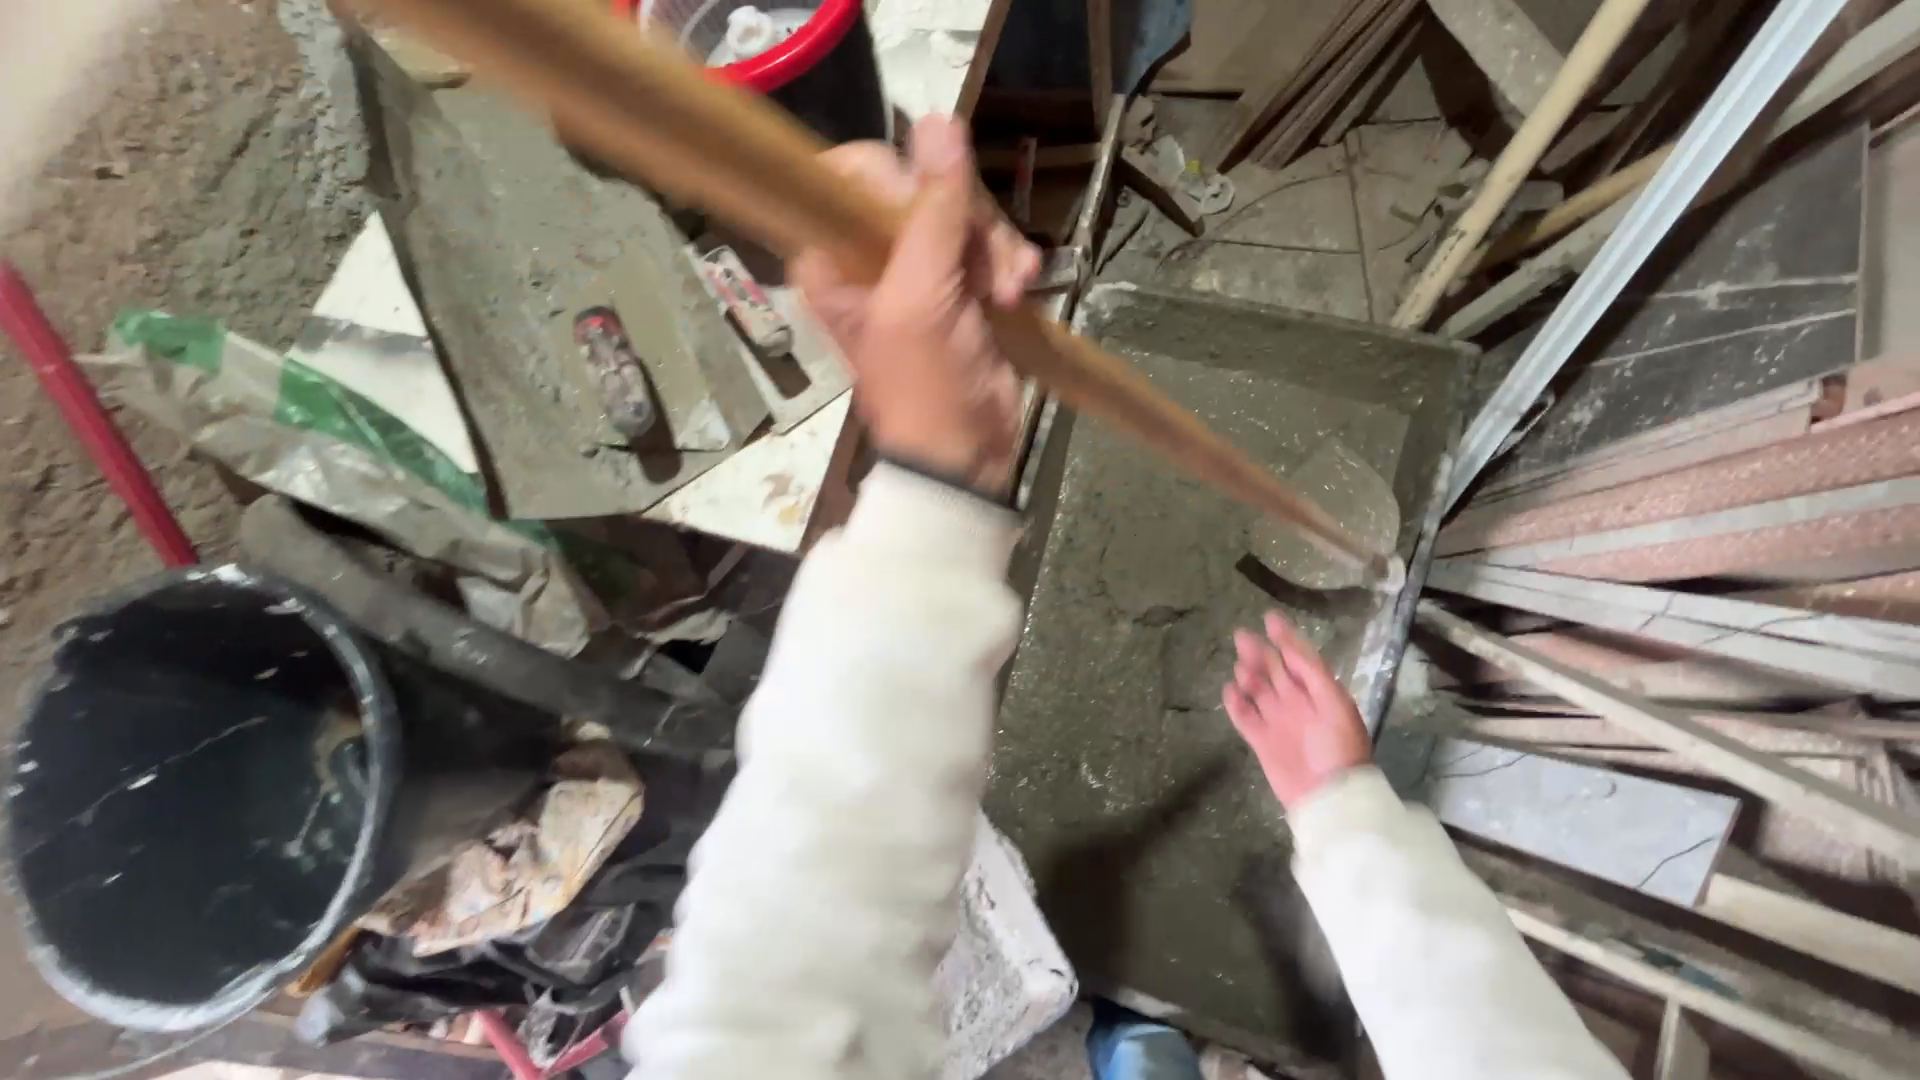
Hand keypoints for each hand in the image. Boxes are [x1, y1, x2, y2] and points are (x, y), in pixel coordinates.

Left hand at [790, 116, 1040, 493]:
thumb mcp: (920, 301)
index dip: (899, 180)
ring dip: (994, 246)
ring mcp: (919, 268)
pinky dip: (1008, 260)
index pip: (853, 172)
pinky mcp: (960, 284)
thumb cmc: (924, 387)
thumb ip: (931, 214)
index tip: (929, 215)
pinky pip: (986, 242)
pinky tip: (1021, 287)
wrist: (962, 453)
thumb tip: (940, 120)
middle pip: (920, 185)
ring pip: (961, 211)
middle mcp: (869, 253)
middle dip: (964, 222)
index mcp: (832, 255)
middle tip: (984, 269)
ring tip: (1007, 290)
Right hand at [1222, 612, 1371, 812]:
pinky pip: (1243, 716)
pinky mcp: (1261, 740)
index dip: (1286, 638)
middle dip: (1260, 652)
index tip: (1270, 618)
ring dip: (1248, 674)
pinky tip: (1230, 690)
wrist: (1330, 796)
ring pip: (1257, 690)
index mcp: (1319, 693)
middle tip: (1242, 635)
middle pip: (1274, 671)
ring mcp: (1277, 721)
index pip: (1299, 659)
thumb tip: (1289, 647)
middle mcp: (1296, 703)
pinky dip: (1235, 703)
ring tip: (1241, 665)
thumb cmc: (1340, 748)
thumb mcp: (1334, 704)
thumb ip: (1312, 674)